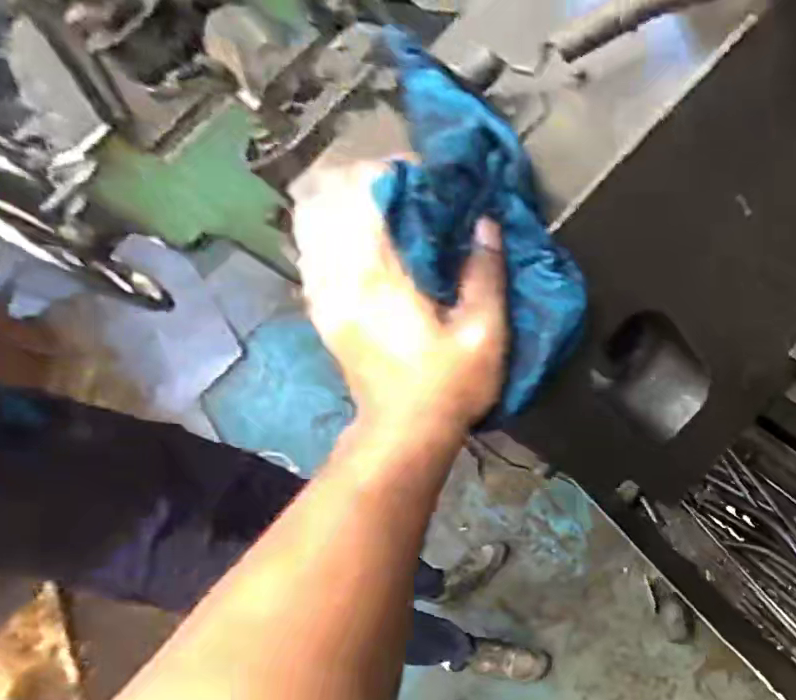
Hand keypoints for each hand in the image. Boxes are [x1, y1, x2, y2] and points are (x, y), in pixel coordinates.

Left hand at [293, 163, 507, 442]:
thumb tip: (486, 225)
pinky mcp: (320, 304)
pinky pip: (310, 244)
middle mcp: (339, 271)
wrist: (404, 431)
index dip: (399, 173)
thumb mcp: (485, 336)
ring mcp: (322, 288)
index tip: (433, 180)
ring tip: (386, 208)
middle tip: (412, 191)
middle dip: (370, 179)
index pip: (368, 191)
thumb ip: (485, 277)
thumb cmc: (451, 387)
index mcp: (380, 274)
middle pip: (332, 192)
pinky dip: (331, 227)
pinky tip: (362, 239)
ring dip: (346, 199)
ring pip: (312, 214)